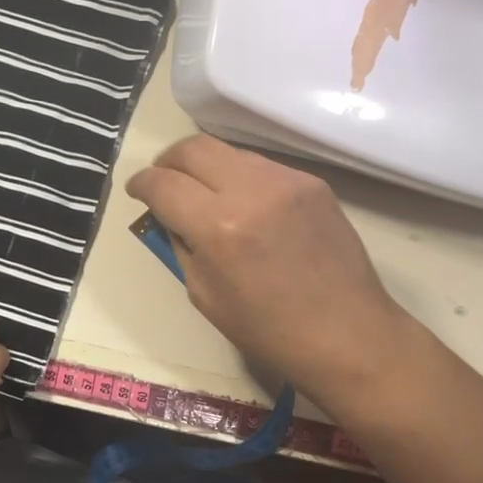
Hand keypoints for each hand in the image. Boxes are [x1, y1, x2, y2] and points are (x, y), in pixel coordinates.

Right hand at [125, 135, 414, 404]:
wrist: (346, 333)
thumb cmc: (266, 329)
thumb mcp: (203, 294)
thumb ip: (181, 246)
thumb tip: (169, 217)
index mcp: (218, 228)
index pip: (163, 184)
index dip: (141, 184)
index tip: (136, 191)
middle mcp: (251, 191)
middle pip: (193, 149)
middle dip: (168, 161)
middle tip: (162, 181)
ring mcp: (287, 182)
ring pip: (228, 151)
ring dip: (204, 166)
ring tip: (201, 193)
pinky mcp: (312, 183)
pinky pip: (261, 166)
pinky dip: (239, 177)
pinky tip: (241, 204)